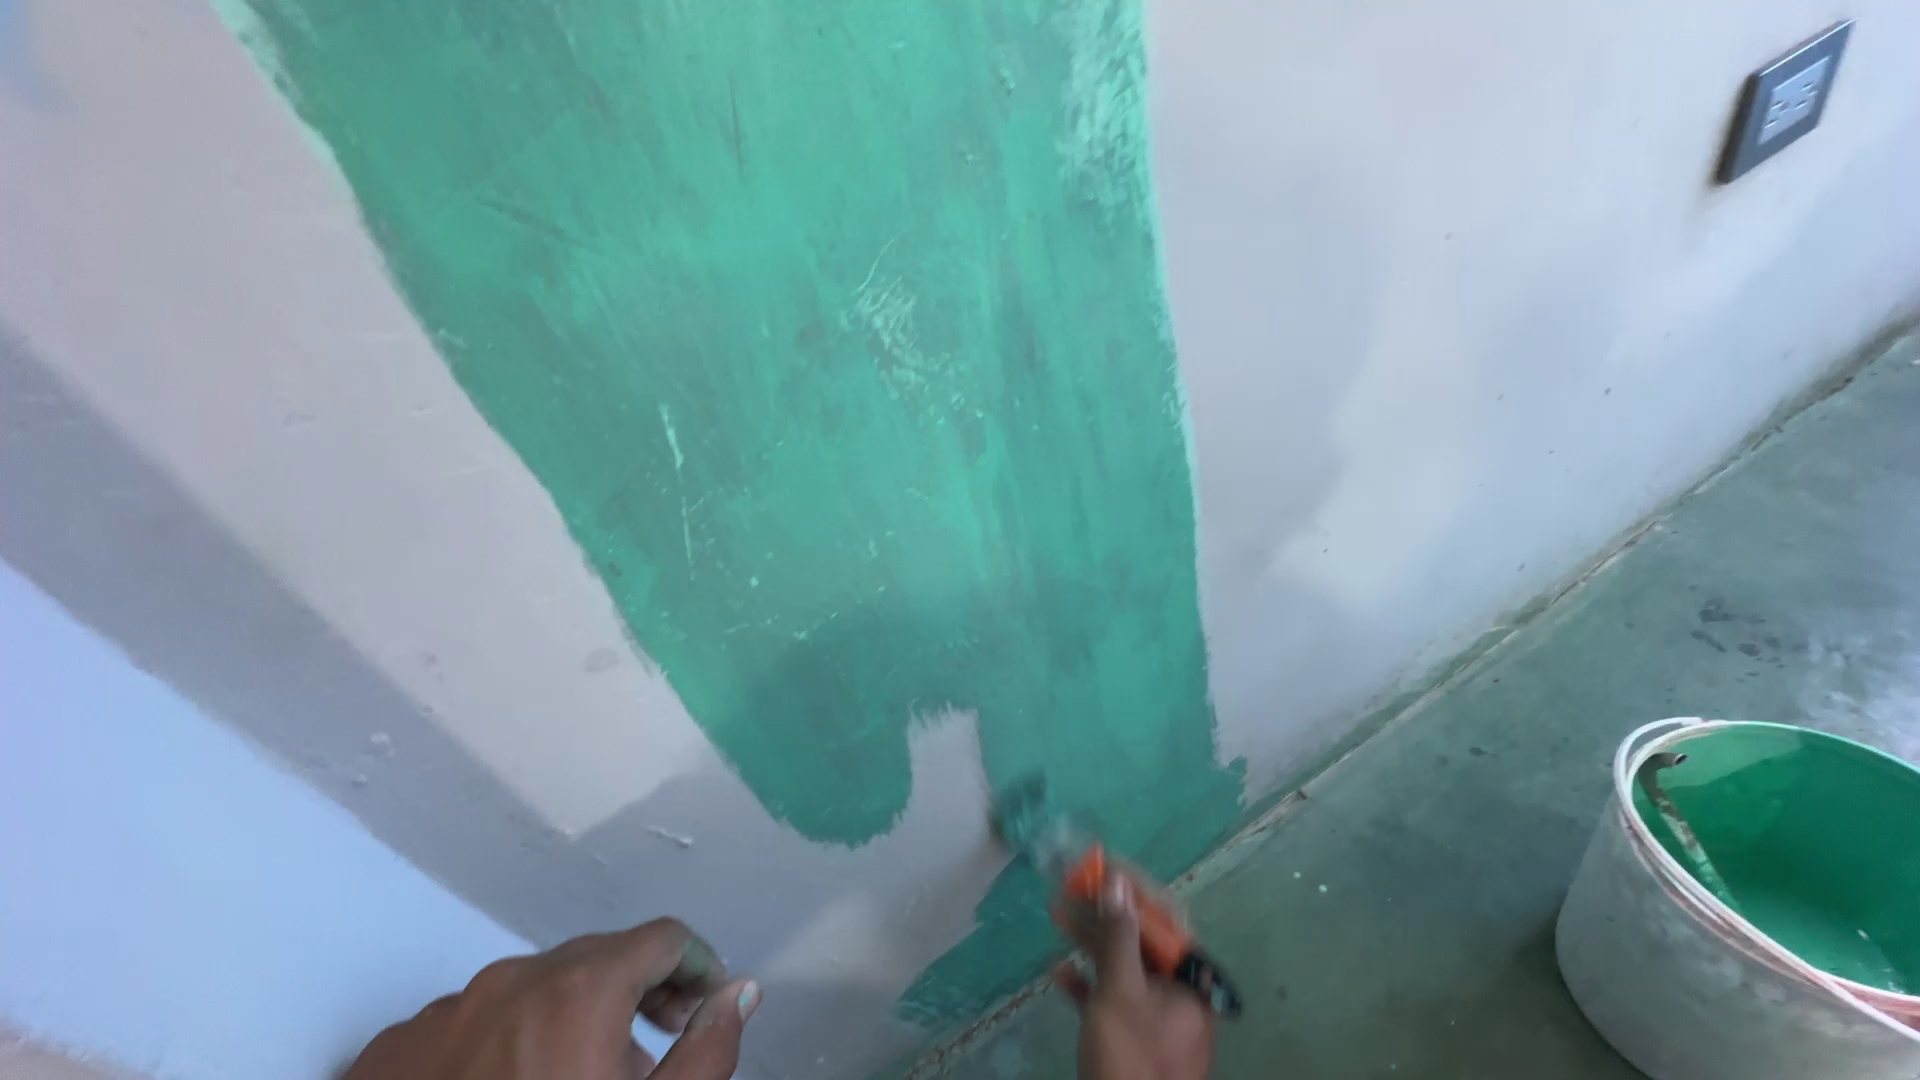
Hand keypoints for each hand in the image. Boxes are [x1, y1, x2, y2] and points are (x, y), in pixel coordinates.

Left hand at [343, 918, 759, 1079]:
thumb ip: (707, 1051)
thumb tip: (740, 989)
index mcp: (581, 986)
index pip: (664, 937)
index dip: (699, 965)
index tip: (704, 1008)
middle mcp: (512, 978)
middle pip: (600, 958)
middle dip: (639, 993)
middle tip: (651, 1054)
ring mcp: (443, 1012)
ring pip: (532, 991)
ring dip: (570, 1020)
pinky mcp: (388, 1051)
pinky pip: (468, 1024)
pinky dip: (503, 1044)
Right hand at [1053, 872, 1215, 1079]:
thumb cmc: (1130, 1059)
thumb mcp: (1120, 991)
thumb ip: (1118, 934)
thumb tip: (1118, 882)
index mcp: (1188, 978)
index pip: (1164, 914)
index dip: (1131, 885)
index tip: (1098, 864)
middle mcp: (1177, 992)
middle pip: (1140, 937)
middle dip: (1103, 910)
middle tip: (1067, 885)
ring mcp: (1156, 1018)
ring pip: (1122, 964)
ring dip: (1089, 939)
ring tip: (1055, 913)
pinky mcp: (1133, 1040)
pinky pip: (1111, 999)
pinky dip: (1086, 983)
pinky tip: (1058, 973)